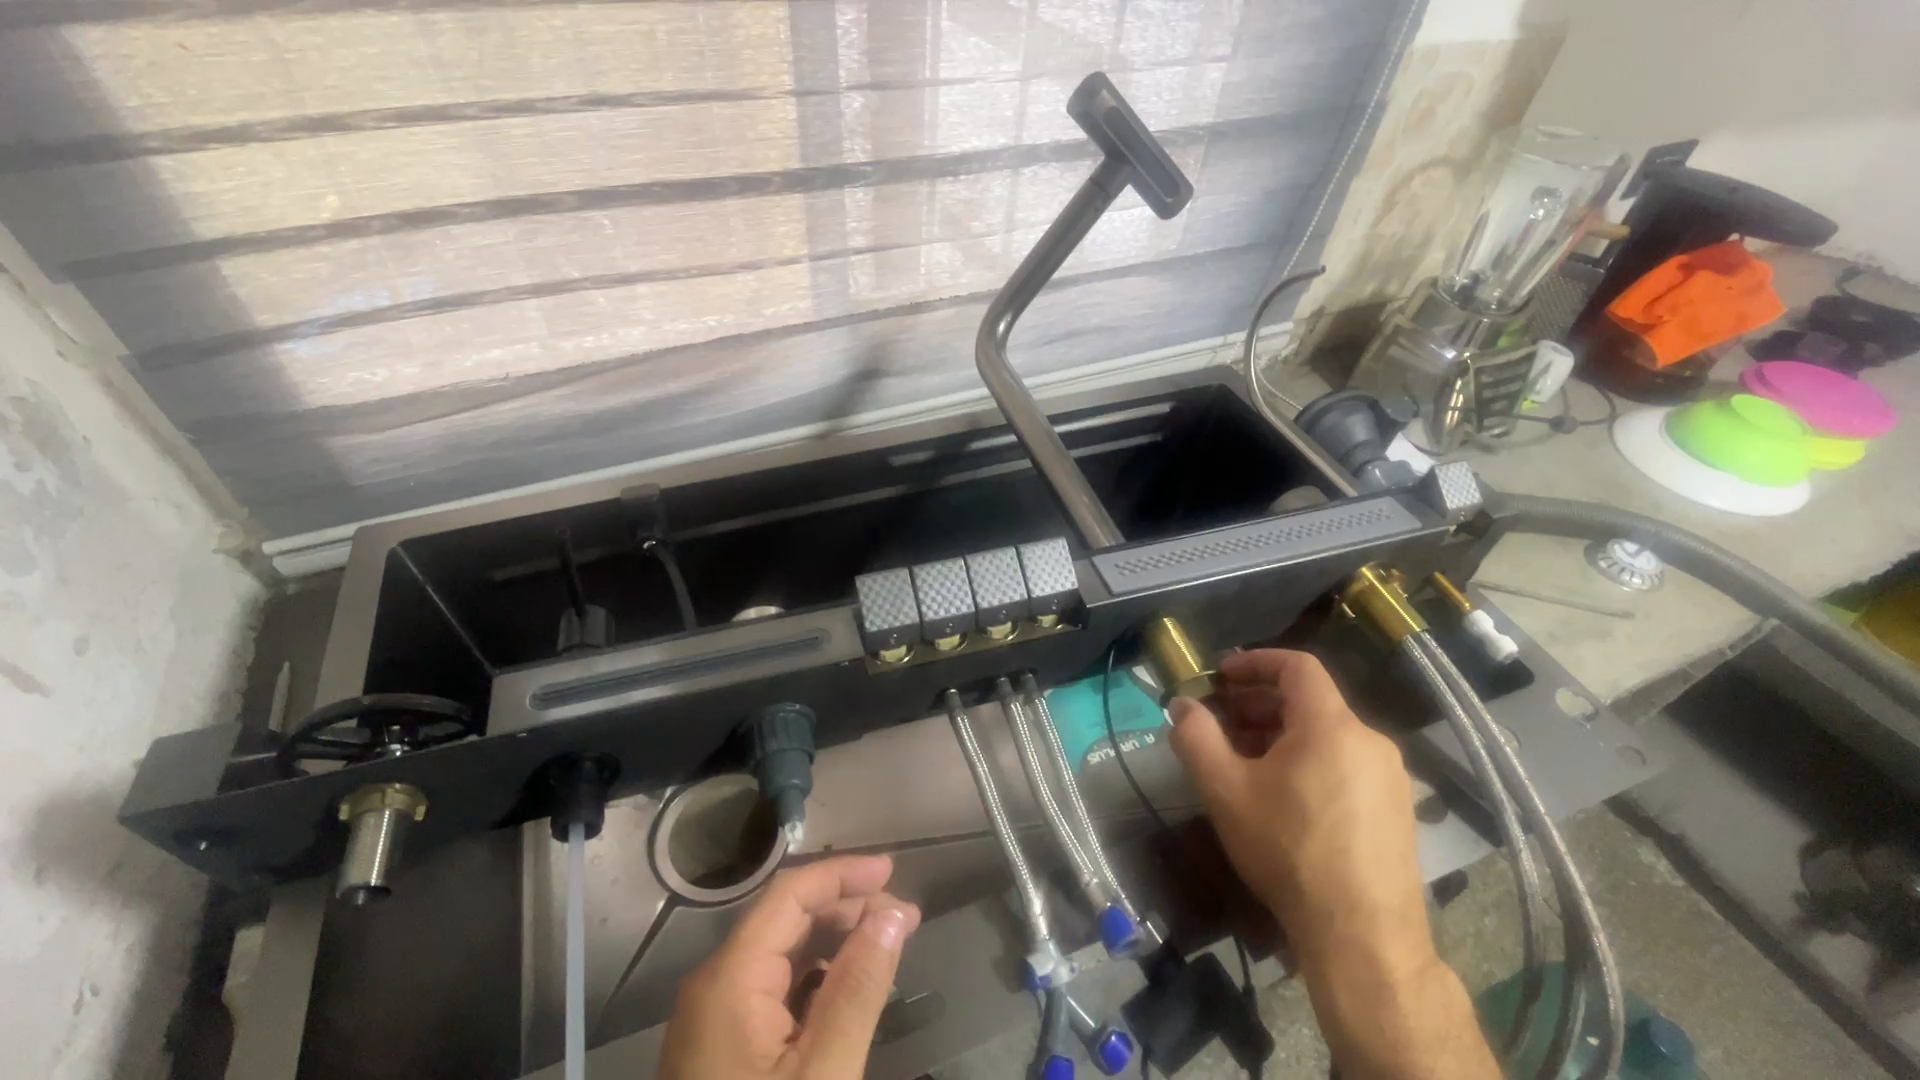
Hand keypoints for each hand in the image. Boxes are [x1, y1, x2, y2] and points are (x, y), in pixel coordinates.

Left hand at [658, 854, 922, 1079]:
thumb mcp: (823, 1073)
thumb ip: (858, 989)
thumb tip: (892, 913)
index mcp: (730, 979)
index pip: (789, 896)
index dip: (842, 874)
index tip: (894, 873)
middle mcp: (715, 985)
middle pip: (782, 919)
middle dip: (844, 905)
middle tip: (903, 917)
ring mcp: (715, 1017)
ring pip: (779, 954)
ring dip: (833, 939)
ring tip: (884, 944)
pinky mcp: (723, 1046)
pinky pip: (773, 989)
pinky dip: (815, 977)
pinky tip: (846, 989)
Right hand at [1169, 649, 1499, 1079]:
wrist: (1361, 934)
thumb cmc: (1287, 850)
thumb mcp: (1225, 791)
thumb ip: (1196, 738)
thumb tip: (1182, 705)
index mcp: (1331, 725)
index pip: (1297, 666)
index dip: (1255, 662)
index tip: (1221, 675)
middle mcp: (1369, 740)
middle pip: (1311, 701)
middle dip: (1260, 703)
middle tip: (1220, 721)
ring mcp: (1390, 777)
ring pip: (1328, 736)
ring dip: (1282, 735)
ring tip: (1244, 761)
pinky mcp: (1397, 810)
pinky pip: (1346, 765)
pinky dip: (1310, 761)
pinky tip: (1283, 797)